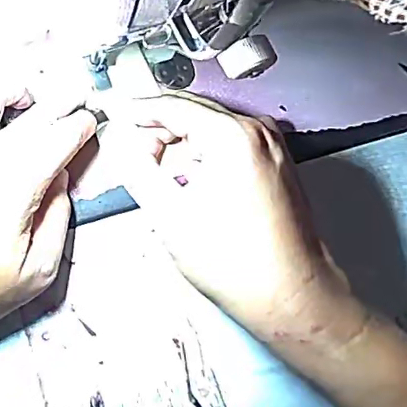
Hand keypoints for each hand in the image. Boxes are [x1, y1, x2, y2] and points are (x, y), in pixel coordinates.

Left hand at [0, 93, 97, 356]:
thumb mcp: (38, 270)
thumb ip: (58, 217)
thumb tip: (61, 184)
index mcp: (16, 183)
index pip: (59, 135)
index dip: (79, 124)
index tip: (86, 123)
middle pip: (28, 110)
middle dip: (58, 100)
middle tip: (70, 99)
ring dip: (10, 92)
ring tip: (23, 99)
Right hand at [120, 94, 369, 353]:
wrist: (294, 300)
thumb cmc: (235, 262)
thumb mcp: (167, 212)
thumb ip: (135, 166)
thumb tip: (118, 140)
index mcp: (231, 136)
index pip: (171, 105)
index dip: (135, 110)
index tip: (112, 115)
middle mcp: (257, 131)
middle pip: (190, 109)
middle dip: (155, 124)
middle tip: (128, 146)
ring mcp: (272, 145)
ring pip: (208, 123)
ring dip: (177, 137)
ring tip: (153, 164)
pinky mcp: (277, 161)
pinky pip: (227, 139)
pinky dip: (201, 148)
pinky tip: (185, 173)